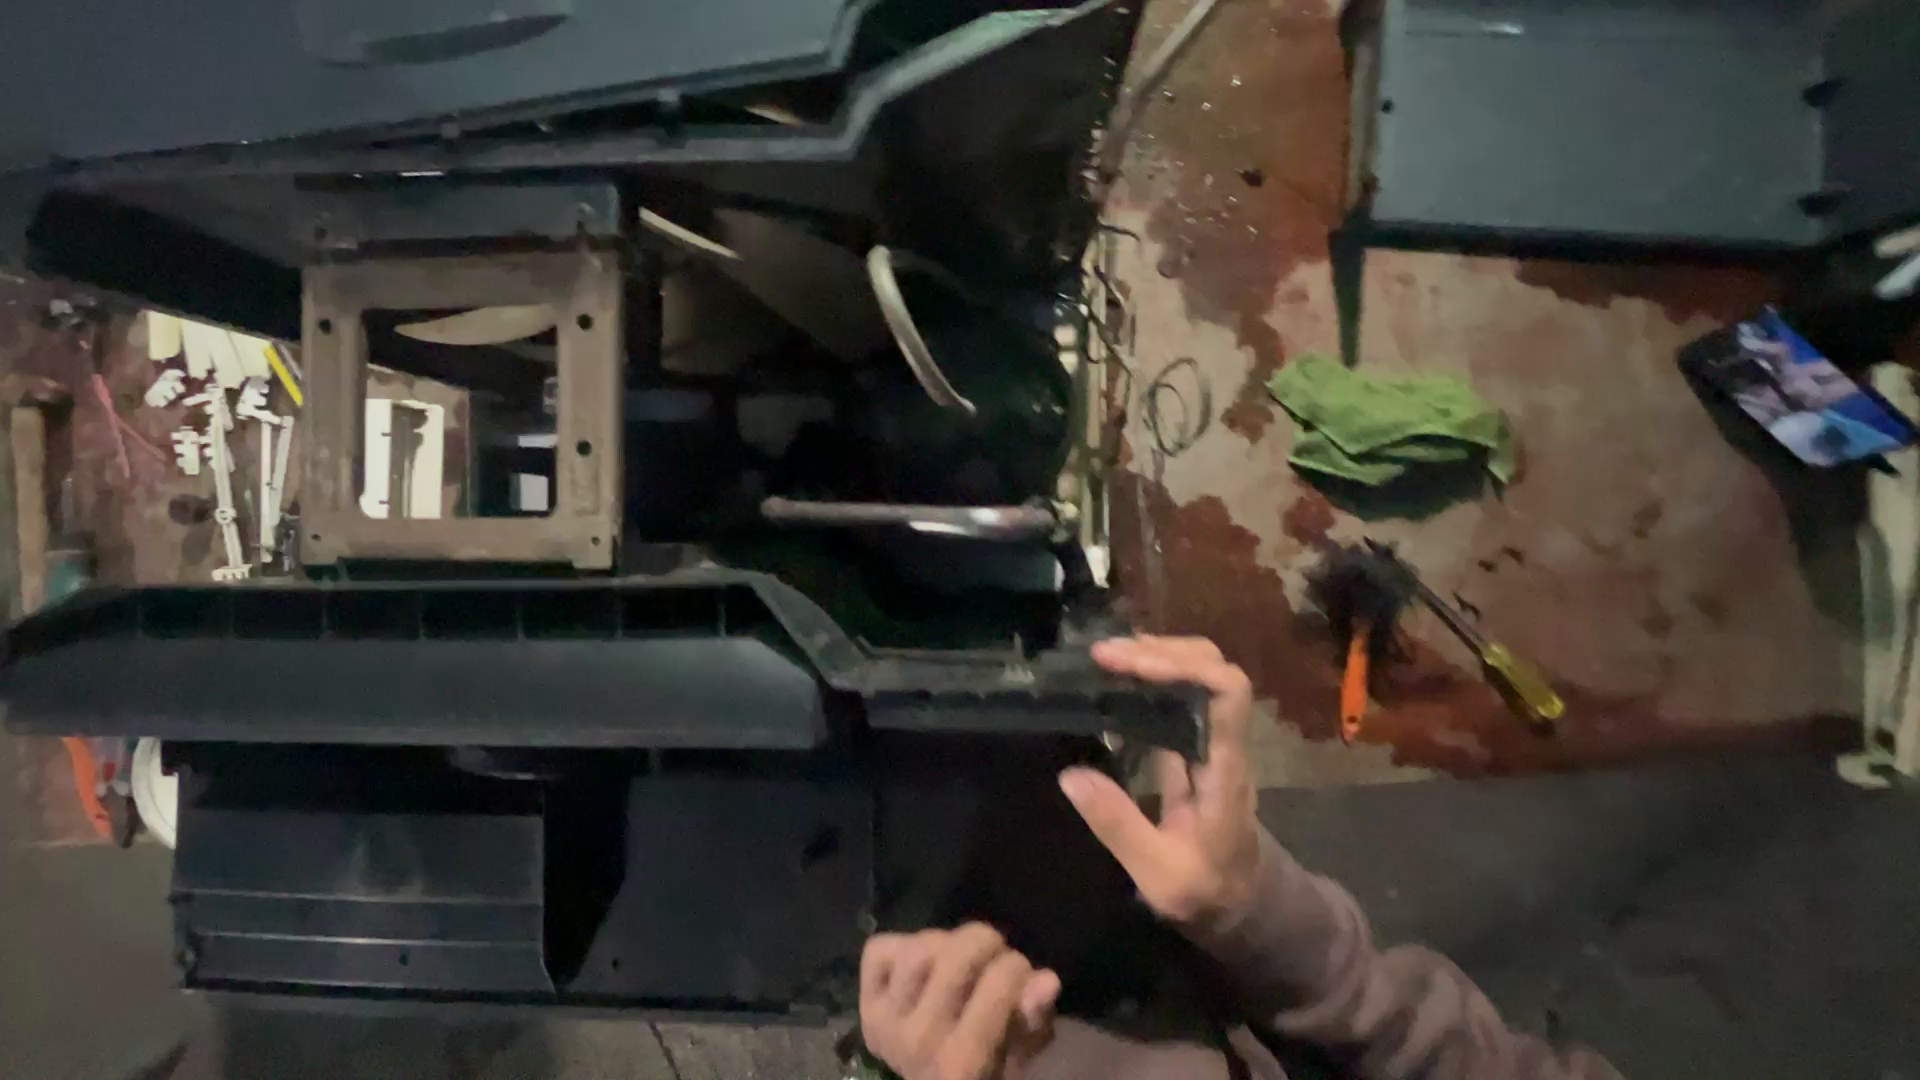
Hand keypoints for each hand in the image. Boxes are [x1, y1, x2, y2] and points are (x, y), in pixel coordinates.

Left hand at [860, 924, 1061, 1079]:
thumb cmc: (986, 1068)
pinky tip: (923, 965)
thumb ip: (1032, 1018)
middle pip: (954, 957)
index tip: (1021, 970)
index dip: (1018, 965)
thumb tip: (1048, 979)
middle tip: (994, 950)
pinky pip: (878, 951)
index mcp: (962, 1064)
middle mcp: (918, 1044)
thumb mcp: (1018, 1052)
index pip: (998, 985)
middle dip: (985, 940)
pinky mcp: (864, 1005)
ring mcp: (885, 1024)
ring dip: (945, 940)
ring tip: (959, 956)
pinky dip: (900, 944)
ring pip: (917, 948)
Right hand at [1059, 635, 1259, 929]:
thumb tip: (1070, 776)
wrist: (1242, 904)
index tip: (1128, 664)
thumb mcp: (1160, 874)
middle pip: (1214, 665)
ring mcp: (1212, 739)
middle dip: (1160, 649)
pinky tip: (1114, 683)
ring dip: (1154, 657)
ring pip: (1199, 672)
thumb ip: (1118, 825)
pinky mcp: (1196, 744)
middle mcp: (1224, 741)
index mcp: (1225, 767)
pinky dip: (1148, 678)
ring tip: (1104, 660)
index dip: (1182, 665)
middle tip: (1104, 655)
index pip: (1228, 691)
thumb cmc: (1207, 890)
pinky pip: (1180, 695)